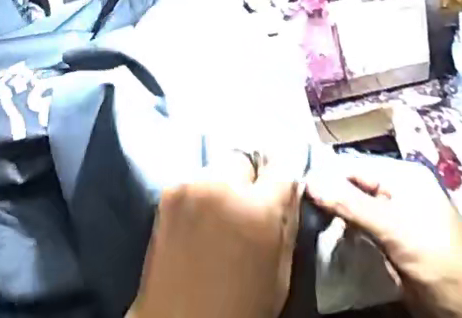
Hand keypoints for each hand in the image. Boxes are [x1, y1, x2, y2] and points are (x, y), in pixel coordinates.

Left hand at [127, 152, 301, 317]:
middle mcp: (226, 188)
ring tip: (221, 215)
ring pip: (220, 166)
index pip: (282, 165)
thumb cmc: (238, 307)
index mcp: (260, 210)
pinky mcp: (170, 192)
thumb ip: (287, 222)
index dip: (281, 178)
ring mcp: (193, 187)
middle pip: (247, 159)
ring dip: (224, 184)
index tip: (280, 188)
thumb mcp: (279, 273)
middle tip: (248, 207)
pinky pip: (196, 179)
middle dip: (250, 179)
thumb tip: (291, 188)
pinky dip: (201, 192)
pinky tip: (201, 218)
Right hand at [305, 156, 461, 317]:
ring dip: (337, 223)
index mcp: (403, 176)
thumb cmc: (438, 260)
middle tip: (295, 211)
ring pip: (358, 216)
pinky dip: (349, 242)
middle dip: (329, 200)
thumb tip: (309, 180)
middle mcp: (400, 193)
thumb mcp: (393, 228)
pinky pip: (366, 238)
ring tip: (305, 229)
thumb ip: (351, 204)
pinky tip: (329, 248)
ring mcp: (400, 223)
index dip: (326, 176)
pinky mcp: (398, 250)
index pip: (355, 167)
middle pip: (355, 190)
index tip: (292, 187)